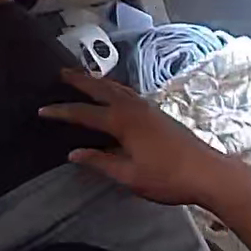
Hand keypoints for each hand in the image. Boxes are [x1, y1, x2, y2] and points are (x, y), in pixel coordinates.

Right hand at [38, 70, 250, 208]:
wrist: (207, 172)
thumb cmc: (168, 178)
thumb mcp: (129, 176)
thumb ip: (100, 162)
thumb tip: (75, 153)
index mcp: (124, 123)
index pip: (85, 114)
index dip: (62, 112)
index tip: (43, 110)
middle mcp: (136, 109)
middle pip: (102, 89)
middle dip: (81, 80)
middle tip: (61, 72)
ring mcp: (150, 108)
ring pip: (118, 88)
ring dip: (99, 81)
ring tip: (84, 76)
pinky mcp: (159, 113)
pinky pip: (130, 93)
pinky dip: (116, 88)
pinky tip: (116, 93)